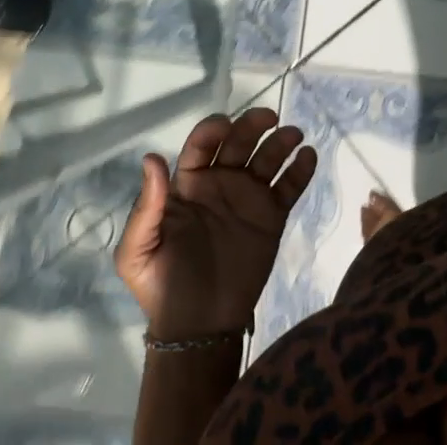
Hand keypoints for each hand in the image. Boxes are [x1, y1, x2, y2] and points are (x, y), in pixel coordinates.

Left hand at [113, 108, 316, 340]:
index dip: (212, 131)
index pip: (201, 146)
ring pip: (268, 159)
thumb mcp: (138, 252)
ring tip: (293, 135)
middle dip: (252, 126)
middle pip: (239, 143)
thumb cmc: (162, 285)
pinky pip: (289, 187)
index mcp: (188, 185)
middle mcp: (220, 183)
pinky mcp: (272, 217)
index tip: (225, 126)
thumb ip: (147, 208)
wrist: (198, 326)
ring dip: (281, 142)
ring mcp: (249, 198)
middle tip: (269, 118)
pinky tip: (308, 156)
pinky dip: (301, 169)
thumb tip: (151, 158)